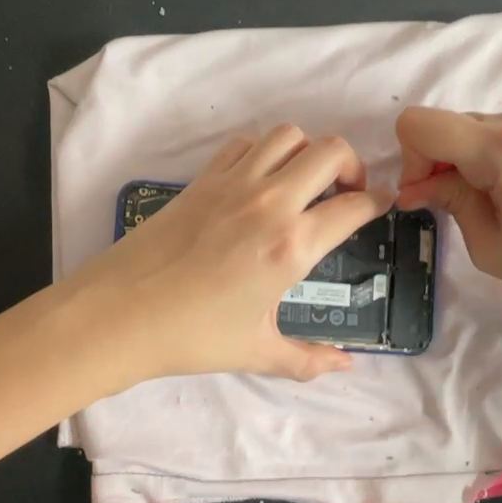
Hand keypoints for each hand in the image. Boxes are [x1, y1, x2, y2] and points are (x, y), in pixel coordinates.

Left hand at [67, 126, 393, 381]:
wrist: (120, 314)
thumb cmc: (192, 337)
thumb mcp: (257, 352)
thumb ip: (308, 359)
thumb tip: (346, 366)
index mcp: (291, 247)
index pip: (353, 208)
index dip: (377, 203)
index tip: (381, 206)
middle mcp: (270, 204)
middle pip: (331, 151)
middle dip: (351, 165)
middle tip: (346, 192)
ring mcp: (233, 185)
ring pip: (288, 135)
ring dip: (306, 151)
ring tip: (304, 182)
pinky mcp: (201, 180)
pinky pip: (244, 144)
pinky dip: (262, 151)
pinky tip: (258, 181)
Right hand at [394, 106, 501, 316]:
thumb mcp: (488, 245)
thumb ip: (448, 202)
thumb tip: (415, 188)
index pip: (419, 125)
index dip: (409, 163)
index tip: (426, 198)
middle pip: (441, 125)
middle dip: (431, 164)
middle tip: (448, 208)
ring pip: (463, 129)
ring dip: (455, 162)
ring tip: (480, 204)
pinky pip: (488, 133)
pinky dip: (477, 158)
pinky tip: (499, 193)